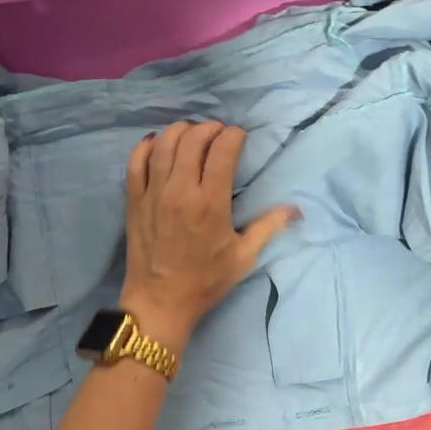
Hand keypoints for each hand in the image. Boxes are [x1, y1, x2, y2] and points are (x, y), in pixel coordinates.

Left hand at [120, 121, 297, 345]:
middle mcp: (181, 190)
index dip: (234, 136)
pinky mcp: (134, 200)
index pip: (223, 150)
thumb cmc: (205, 281)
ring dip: (181, 131)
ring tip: (193, 134)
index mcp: (211, 202)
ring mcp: (153, 193)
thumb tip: (297, 210)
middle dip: (210, 128)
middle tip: (219, 134)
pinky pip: (136, 161)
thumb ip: (269, 227)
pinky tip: (158, 144)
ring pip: (165, 144)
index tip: (240, 137)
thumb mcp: (244, 257)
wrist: (160, 301)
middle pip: (193, 139)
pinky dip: (147, 146)